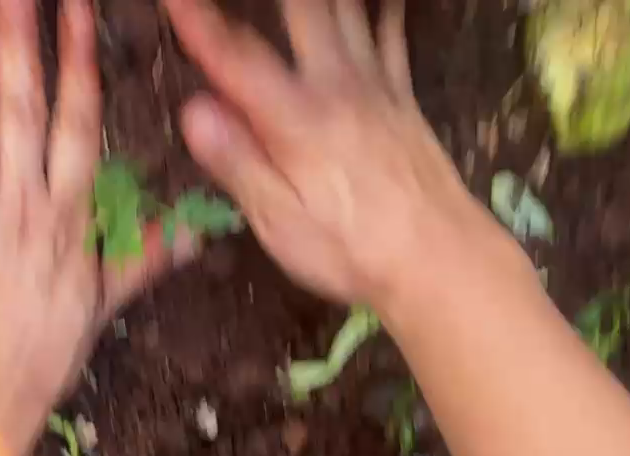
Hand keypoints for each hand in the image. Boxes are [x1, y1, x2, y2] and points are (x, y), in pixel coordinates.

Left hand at [0, 0, 183, 455]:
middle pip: (21, 107)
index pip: (77, 124)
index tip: (73, 8)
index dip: (75, 61)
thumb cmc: (47, 355)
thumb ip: (143, 260)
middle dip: (18, 36)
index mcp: (67, 220)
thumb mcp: (101, 307)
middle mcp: (21, 206)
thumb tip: (197, 233)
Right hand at [161, 0, 507, 310]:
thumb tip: (193, 110)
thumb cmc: (348, 250)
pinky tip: (377, 2)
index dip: (201, 25)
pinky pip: (391, 35)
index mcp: (297, 121)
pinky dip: (380, 10)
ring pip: (346, 11)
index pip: (237, 61)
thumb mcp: (279, 220)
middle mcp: (337, 87)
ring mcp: (376, 87)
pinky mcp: (402, 100)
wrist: (436, 257)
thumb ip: (238, 161)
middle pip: (301, 13)